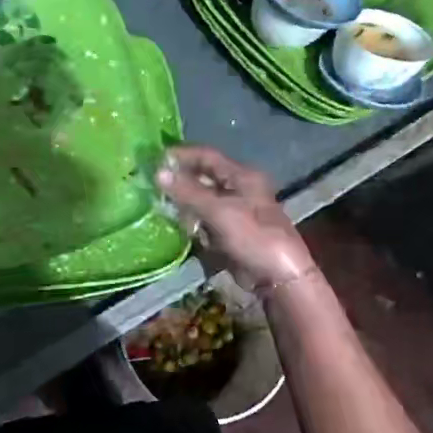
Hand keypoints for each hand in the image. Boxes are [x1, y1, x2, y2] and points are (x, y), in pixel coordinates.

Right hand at [155, 145, 316, 292]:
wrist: (279, 276)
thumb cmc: (253, 236)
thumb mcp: (218, 211)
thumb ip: (188, 191)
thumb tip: (158, 172)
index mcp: (242, 176)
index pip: (207, 156)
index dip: (182, 156)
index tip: (155, 159)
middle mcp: (239, 189)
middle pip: (204, 178)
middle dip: (180, 181)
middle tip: (153, 184)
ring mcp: (235, 211)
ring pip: (202, 200)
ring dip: (185, 203)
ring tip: (162, 206)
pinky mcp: (230, 231)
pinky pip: (206, 220)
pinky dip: (193, 221)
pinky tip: (179, 225)